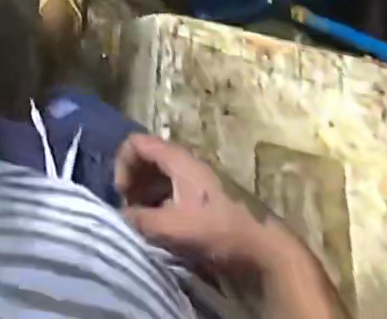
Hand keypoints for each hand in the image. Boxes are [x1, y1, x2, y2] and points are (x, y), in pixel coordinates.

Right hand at [114, 132, 275, 271]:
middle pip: (147, 155)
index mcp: (177, 159)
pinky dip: (158, 198)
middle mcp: (185, 160)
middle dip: (132, 178)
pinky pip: (171, 186)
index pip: (136, 142)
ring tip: (140, 217)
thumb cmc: (220, 228)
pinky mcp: (204, 192)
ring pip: (160, 172)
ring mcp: (196, 175)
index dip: (122, 163)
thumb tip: (121, 215)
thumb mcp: (176, 227)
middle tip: (127, 207)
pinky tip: (160, 222)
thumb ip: (144, 220)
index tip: (122, 194)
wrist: (265, 244)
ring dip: (144, 190)